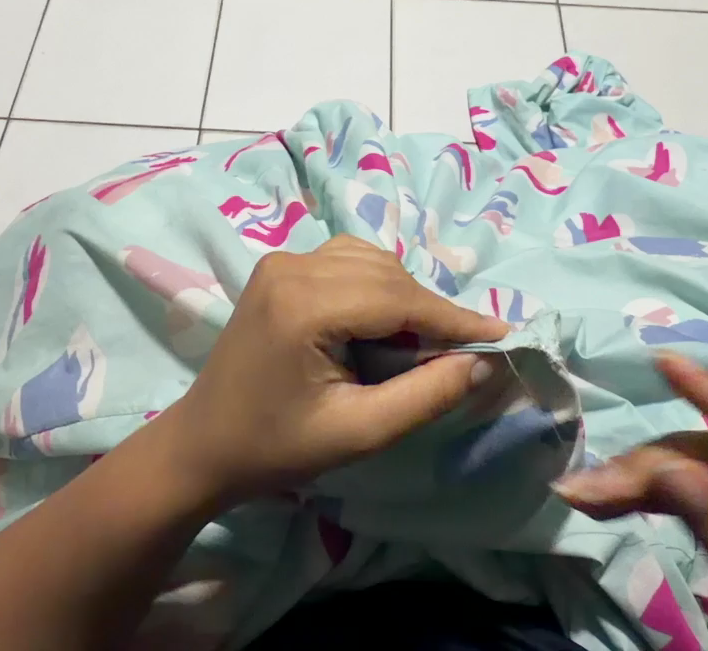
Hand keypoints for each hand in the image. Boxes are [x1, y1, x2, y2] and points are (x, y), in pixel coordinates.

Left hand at [151, 236, 509, 507]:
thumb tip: (482, 362)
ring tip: (421, 343)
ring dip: (404, 295)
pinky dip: (376, 284)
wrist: (204, 444)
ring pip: (370, 261)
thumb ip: (425, 396)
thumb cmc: (277, 447)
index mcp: (305, 305)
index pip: (399, 299)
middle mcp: (292, 267)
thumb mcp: (359, 433)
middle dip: (430, 310)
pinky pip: (346, 260)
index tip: (504, 334)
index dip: (455, 318)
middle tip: (463, 351)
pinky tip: (382, 320)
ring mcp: (282, 261)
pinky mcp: (279, 267)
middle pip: (387, 274)